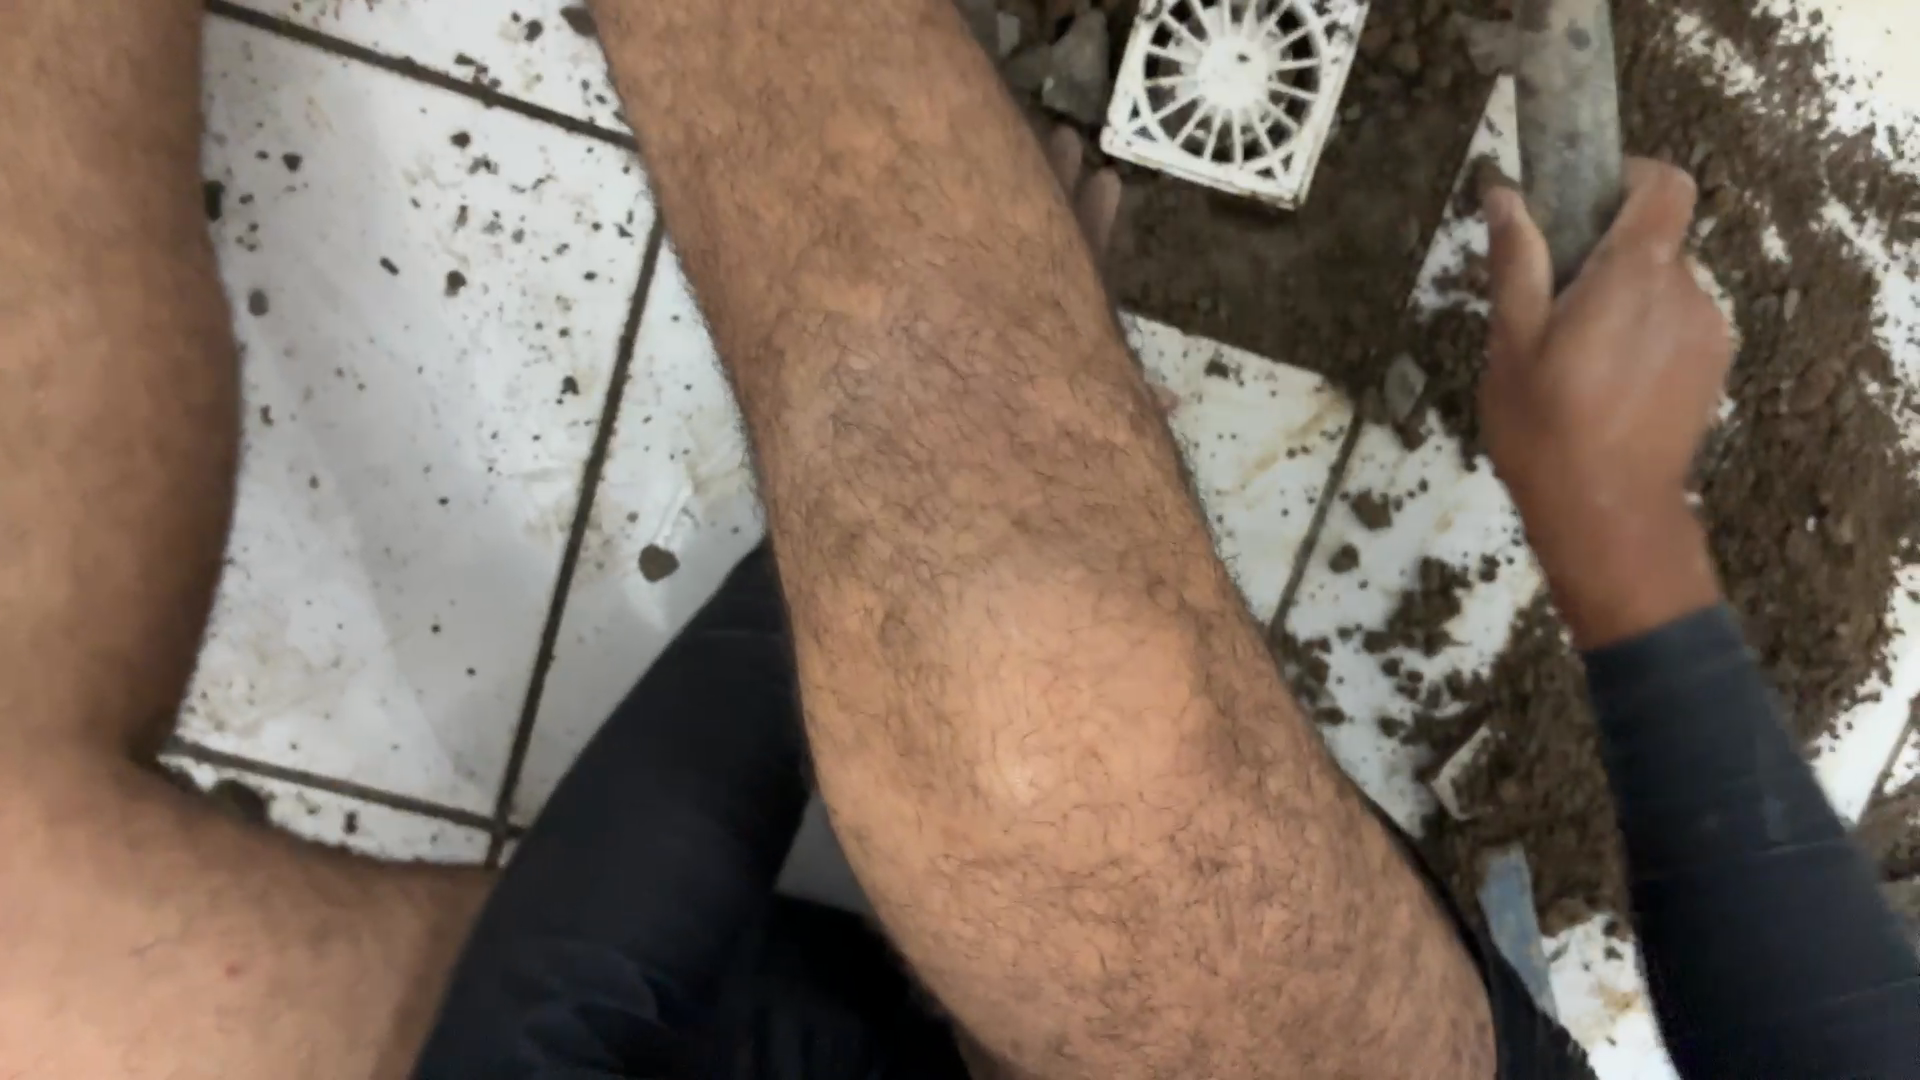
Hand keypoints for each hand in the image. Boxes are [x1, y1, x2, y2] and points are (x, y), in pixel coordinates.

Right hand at [1480, 159, 1732, 648]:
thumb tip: (1504, 196)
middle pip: (1653, 242)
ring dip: (1616, 301)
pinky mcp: (1712, 365)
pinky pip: (1674, 324)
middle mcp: (1686, 290)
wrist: (1604, 508)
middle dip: (1599, 258)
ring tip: (1566, 360)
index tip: (1578, 199)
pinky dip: (1637, 333)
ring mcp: (1708, 330)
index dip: (1628, 175)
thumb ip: (1516, 265)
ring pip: (1660, 288)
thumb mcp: (1510, 344)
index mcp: (1632, 277)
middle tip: (1542, 311)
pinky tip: (1598, 384)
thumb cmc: (1541, 425)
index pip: (1664, 186)